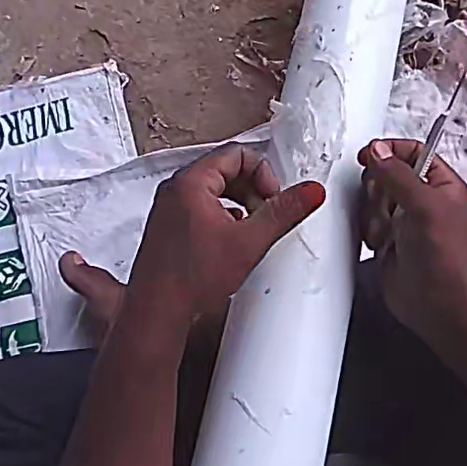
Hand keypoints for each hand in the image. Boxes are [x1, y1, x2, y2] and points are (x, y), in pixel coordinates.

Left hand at [66, 143, 324, 324]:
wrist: (157, 310)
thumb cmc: (189, 279)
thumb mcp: (249, 241)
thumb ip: (283, 212)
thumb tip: (309, 191)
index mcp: (191, 182)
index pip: (237, 155)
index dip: (264, 174)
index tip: (273, 199)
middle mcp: (175, 190)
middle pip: (226, 169)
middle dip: (253, 189)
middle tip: (266, 213)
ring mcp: (169, 208)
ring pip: (213, 189)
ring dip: (239, 203)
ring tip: (251, 228)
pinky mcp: (168, 227)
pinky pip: (200, 207)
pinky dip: (221, 216)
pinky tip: (231, 240)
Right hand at [358, 138, 466, 341]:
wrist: (436, 305)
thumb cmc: (446, 261)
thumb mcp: (424, 207)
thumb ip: (398, 175)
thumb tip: (379, 151)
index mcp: (441, 185)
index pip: (413, 151)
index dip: (390, 150)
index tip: (369, 155)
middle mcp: (422, 200)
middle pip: (385, 175)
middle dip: (379, 190)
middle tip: (389, 204)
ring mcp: (403, 221)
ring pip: (372, 200)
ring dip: (374, 215)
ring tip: (390, 232)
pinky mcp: (387, 240)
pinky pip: (366, 223)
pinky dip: (369, 232)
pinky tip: (382, 245)